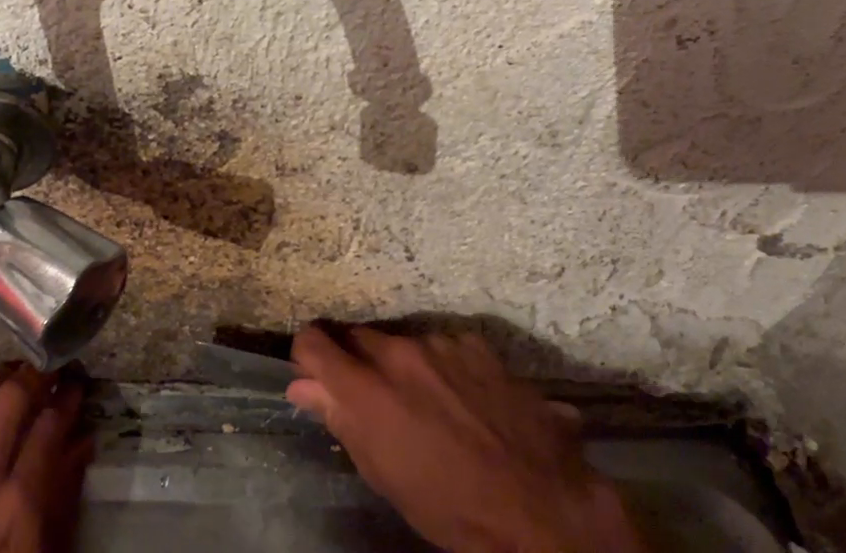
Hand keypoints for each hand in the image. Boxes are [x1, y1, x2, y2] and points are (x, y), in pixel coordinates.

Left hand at [0, 361, 93, 552]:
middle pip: (10, 401)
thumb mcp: (51, 548)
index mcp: (23, 499)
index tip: (77, 383)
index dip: (68, 397)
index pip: (51, 425)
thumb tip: (83, 441)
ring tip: (5, 377)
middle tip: (45, 369)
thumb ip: (65, 492)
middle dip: (33, 376)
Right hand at [287, 325, 646, 552]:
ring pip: (405, 344)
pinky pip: (446, 348)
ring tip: (432, 406)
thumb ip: (340, 420)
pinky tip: (468, 403)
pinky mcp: (480, 347)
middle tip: (376, 400)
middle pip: (358, 337)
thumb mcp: (384, 474)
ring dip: (406, 367)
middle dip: (357, 362)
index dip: (308, 357)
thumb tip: (303, 387)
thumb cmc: (451, 506)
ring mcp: (443, 345)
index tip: (315, 375)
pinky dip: (446, 369)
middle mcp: (399, 352)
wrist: (542, 508)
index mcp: (366, 387)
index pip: (312, 342)